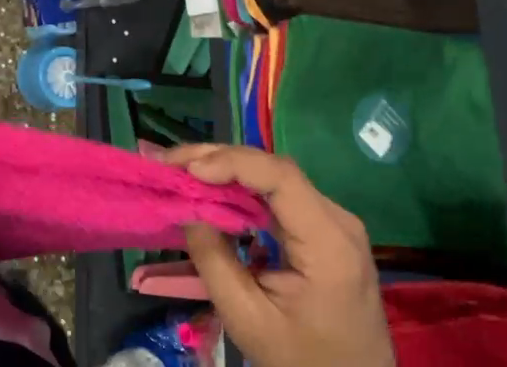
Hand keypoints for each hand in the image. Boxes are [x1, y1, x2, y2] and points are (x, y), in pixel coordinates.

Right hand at [165, 144, 394, 366]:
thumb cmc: (302, 359)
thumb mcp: (247, 317)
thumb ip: (212, 258)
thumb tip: (186, 207)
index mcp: (329, 244)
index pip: (280, 176)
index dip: (230, 162)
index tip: (186, 170)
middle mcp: (338, 221)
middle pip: (273, 168)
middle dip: (217, 158)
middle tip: (168, 162)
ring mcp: (334, 223)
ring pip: (273, 176)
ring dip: (225, 168)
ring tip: (181, 170)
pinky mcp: (324, 230)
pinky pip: (278, 194)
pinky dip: (240, 186)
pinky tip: (210, 188)